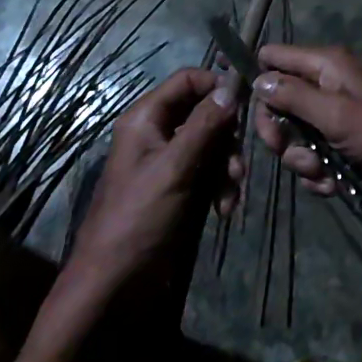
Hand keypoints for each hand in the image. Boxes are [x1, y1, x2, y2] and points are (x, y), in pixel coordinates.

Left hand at [66, 68, 241, 294]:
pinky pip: (208, 172)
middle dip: (227, 138)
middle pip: (204, 113)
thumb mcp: (174, 167)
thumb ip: (204, 126)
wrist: (115, 280)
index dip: (216, 88)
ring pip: (211, 144)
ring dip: (227, 167)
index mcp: (146, 118)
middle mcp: (157, 132)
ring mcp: (168, 161)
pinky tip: (224, 209)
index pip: (187, 80)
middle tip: (237, 166)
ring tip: (231, 195)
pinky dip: (220, 186)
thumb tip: (231, 88)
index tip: (246, 107)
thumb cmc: (139, 216)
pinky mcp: (179, 186)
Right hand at [250, 45, 361, 191]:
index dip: (257, 78)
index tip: (247, 107)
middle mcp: (323, 84)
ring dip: (300, 158)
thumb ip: (294, 96)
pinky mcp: (337, 142)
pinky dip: (317, 172)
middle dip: (279, 131)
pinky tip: (332, 183)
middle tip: (283, 148)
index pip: (274, 56)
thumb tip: (258, 80)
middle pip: (276, 101)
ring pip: (292, 134)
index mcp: (324, 65)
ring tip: (321, 172)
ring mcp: (330, 115)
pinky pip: (310, 154)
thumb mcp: (337, 114)